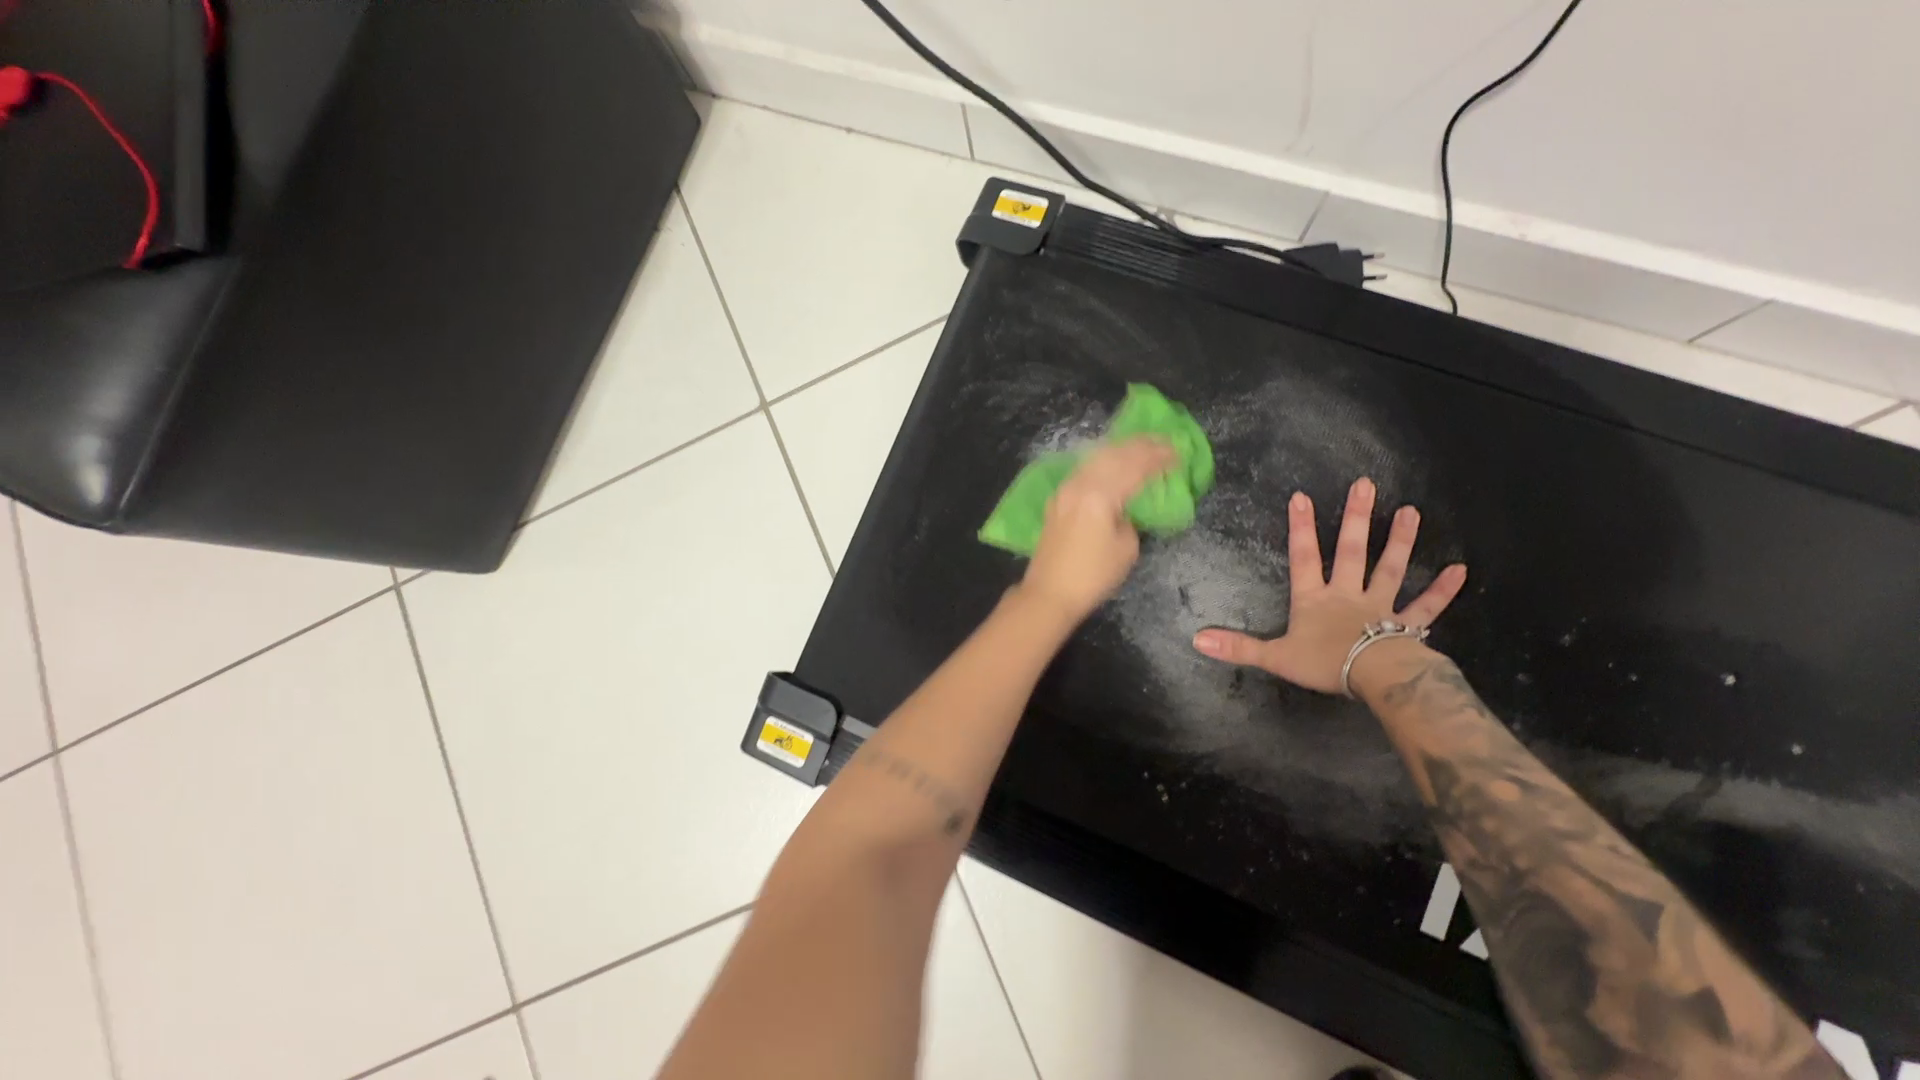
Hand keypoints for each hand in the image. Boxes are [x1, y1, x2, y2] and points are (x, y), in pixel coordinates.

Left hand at [1018, 437, 1177, 622]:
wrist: (1049, 593)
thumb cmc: (1093, 576)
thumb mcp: (1126, 548)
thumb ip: (1131, 519)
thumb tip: (1126, 508)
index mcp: (1100, 495)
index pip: (1135, 466)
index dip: (1159, 458)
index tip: (1178, 453)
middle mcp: (1080, 484)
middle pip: (1114, 454)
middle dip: (1141, 446)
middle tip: (1164, 442)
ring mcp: (1065, 490)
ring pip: (1096, 458)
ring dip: (1121, 450)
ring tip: (1142, 448)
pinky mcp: (1058, 499)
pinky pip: (1085, 470)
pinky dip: (1104, 462)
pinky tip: (1114, 464)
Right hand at [1191, 477, 1466, 693]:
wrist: (1374, 677)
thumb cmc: (1324, 664)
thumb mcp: (1275, 656)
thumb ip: (1238, 647)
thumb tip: (1196, 640)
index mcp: (1314, 600)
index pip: (1303, 558)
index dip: (1301, 528)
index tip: (1302, 496)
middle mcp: (1347, 595)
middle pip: (1351, 552)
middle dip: (1356, 518)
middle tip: (1366, 484)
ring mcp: (1380, 607)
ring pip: (1390, 569)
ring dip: (1400, 541)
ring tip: (1410, 511)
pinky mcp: (1406, 625)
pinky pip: (1426, 607)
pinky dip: (1442, 590)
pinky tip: (1460, 570)